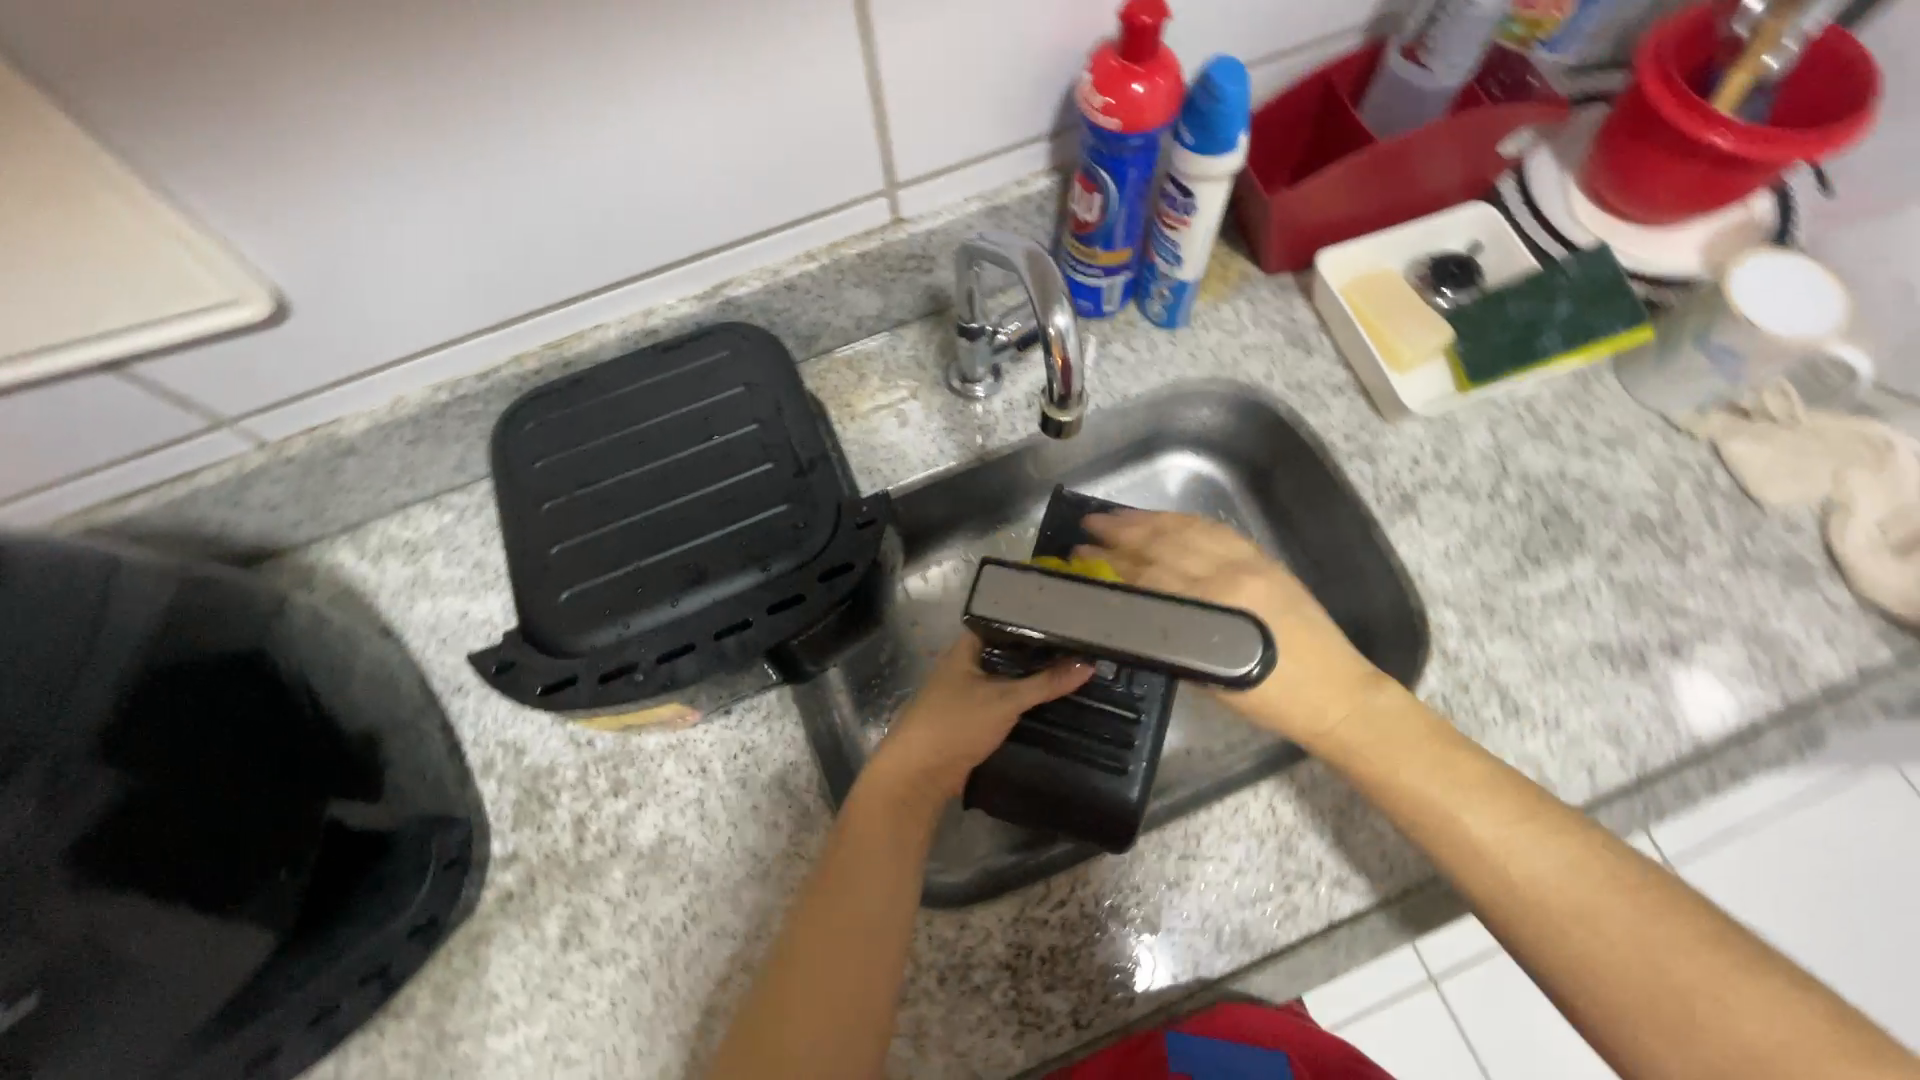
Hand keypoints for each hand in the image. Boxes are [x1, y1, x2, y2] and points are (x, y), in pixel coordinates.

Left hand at [867, 633, 1092, 805]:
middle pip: (1007, 654)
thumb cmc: (956, 724)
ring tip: (1074, 671)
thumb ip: (1046, 683)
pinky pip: (1004, 704)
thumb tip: (1088, 665)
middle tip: (1079, 648)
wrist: (919, 774)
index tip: (1067, 621)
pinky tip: (1051, 703)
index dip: (1033, 622)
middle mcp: (965, 666)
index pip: (1004, 623)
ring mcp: (967, 693)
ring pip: (1006, 681)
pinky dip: (1024, 703)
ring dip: (1032, 681)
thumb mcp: (1005, 700)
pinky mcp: (972, 720)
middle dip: (1038, 655)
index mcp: (965, 649)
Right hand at [1079, 510, 1396, 747]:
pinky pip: (1217, 531)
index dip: (1111, 563)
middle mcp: (1230, 576)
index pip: (1149, 576)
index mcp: (1213, 610)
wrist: (1336, 692)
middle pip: (1164, 547)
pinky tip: (1165, 520)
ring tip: (1116, 517)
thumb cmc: (1269, 700)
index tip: (1081, 555)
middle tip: (1088, 528)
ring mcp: (1250, 563)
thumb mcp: (1208, 677)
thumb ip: (1170, 639)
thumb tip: (1132, 613)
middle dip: (1121, 535)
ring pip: (1188, 531)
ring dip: (1148, 521)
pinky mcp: (1264, 559)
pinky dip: (1184, 522)